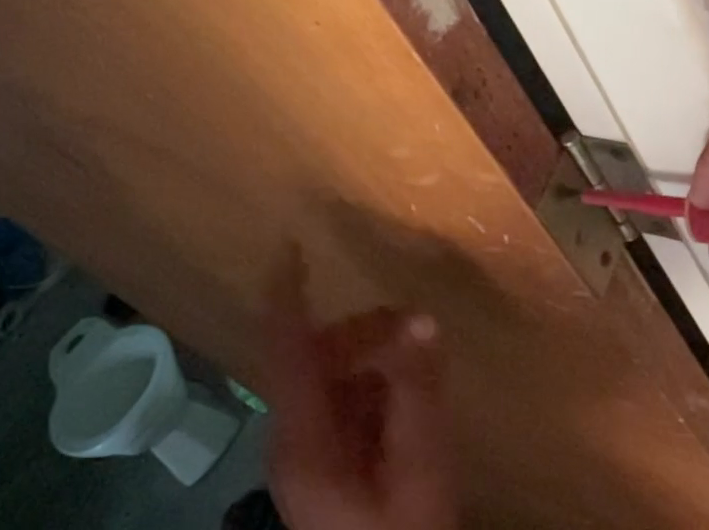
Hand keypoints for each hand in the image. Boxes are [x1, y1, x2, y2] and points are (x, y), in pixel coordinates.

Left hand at [264, 265, 456, 529]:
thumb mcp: (421, 464)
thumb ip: (417, 390)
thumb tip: (421, 319)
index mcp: (303, 439)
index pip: (285, 349)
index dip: (286, 295)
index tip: (289, 245)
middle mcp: (295, 438)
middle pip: (319, 355)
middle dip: (366, 330)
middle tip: (420, 328)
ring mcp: (309, 451)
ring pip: (336, 374)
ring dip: (376, 356)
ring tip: (422, 368)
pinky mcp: (327, 460)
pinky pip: (347, 399)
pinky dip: (378, 383)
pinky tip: (411, 399)